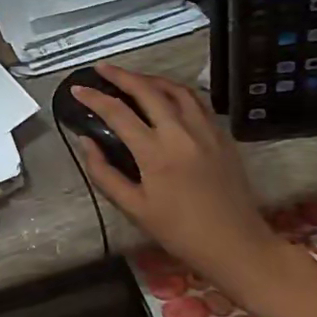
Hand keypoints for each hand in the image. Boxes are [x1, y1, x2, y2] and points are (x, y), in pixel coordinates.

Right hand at [71, 64, 283, 294]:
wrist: (239, 247)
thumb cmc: (180, 231)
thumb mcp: (133, 207)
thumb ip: (103, 172)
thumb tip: (86, 141)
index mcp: (156, 153)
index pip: (117, 113)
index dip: (93, 98)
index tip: (76, 89)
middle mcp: (181, 134)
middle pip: (148, 91)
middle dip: (121, 76)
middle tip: (101, 69)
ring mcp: (206, 133)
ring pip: (176, 90)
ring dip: (150, 79)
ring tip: (132, 77)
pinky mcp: (223, 138)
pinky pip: (197, 103)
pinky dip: (175, 92)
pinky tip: (165, 95)